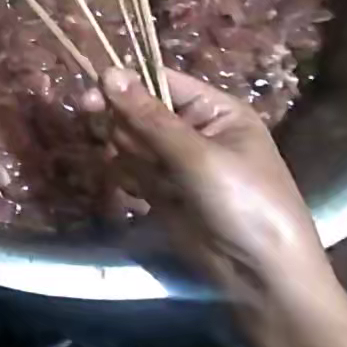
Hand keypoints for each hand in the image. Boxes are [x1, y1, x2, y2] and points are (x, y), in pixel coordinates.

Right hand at [83, 67, 340, 307]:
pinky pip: (127, 167)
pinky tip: (141, 193)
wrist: (258, 273)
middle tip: (101, 133)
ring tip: (146, 177)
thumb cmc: (243, 203)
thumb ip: (148, 116)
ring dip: (124, 153)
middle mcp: (192, 129)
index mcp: (215, 111)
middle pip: (136, 109)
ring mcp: (173, 159)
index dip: (124, 85)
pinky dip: (125, 176)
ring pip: (126, 138)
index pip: (160, 81)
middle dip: (120, 123)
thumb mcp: (197, 156)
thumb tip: (108, 72)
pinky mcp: (158, 186)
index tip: (88, 95)